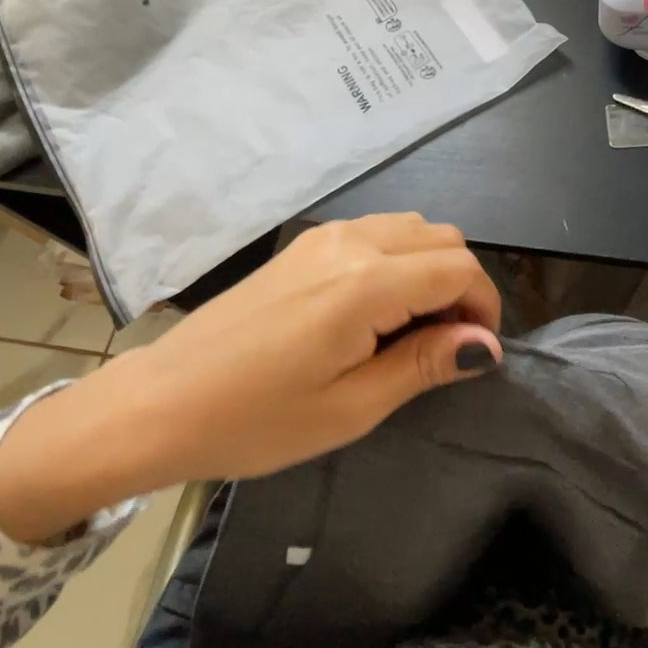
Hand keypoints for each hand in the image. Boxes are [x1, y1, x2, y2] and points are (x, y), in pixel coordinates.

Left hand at [0, 214, 501, 542]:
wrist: (160, 402)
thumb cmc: (256, 419)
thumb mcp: (350, 406)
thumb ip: (424, 364)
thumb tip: (486, 346)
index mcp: (365, 283)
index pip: (459, 269)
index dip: (484, 308)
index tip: (475, 354)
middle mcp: (350, 241)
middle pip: (442, 237)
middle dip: (462, 285)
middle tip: (446, 345)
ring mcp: (323, 236)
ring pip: (411, 227)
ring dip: (431, 268)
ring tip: (412, 329)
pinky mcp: (304, 244)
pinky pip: (376, 232)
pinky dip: (399, 259)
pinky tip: (376, 310)